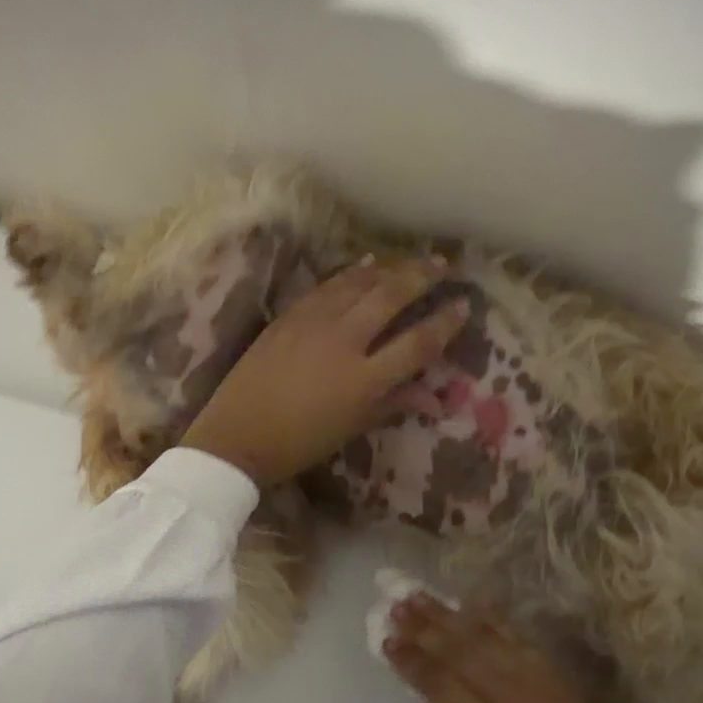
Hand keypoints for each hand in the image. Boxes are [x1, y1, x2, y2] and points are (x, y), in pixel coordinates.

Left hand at [180, 258, 468, 485]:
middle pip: (392, 297)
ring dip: (390, 267)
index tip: (464, 306)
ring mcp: (314, 324)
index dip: (445, 322)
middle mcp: (345, 342)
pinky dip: (351, 272)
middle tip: (445, 264)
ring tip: (413, 259)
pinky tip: (367, 262)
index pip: (418, 342)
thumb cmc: (300, 443)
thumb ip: (395, 403)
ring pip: (359, 283)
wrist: (238, 435)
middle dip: (423, 276)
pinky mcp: (289, 316)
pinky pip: (328, 286)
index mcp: (366, 379)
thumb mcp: (353, 426)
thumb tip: (436, 398)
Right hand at [385, 594, 643, 702]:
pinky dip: (488, 617)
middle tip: (396, 606)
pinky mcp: (550, 671)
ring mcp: (533, 679)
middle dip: (424, 628)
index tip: (386, 641)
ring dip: (448, 615)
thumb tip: (427, 678)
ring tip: (419, 595)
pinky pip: (513, 635)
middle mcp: (509, 697)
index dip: (410, 661)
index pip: (439, 684)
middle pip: (459, 652)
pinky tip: (467, 602)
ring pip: (482, 637)